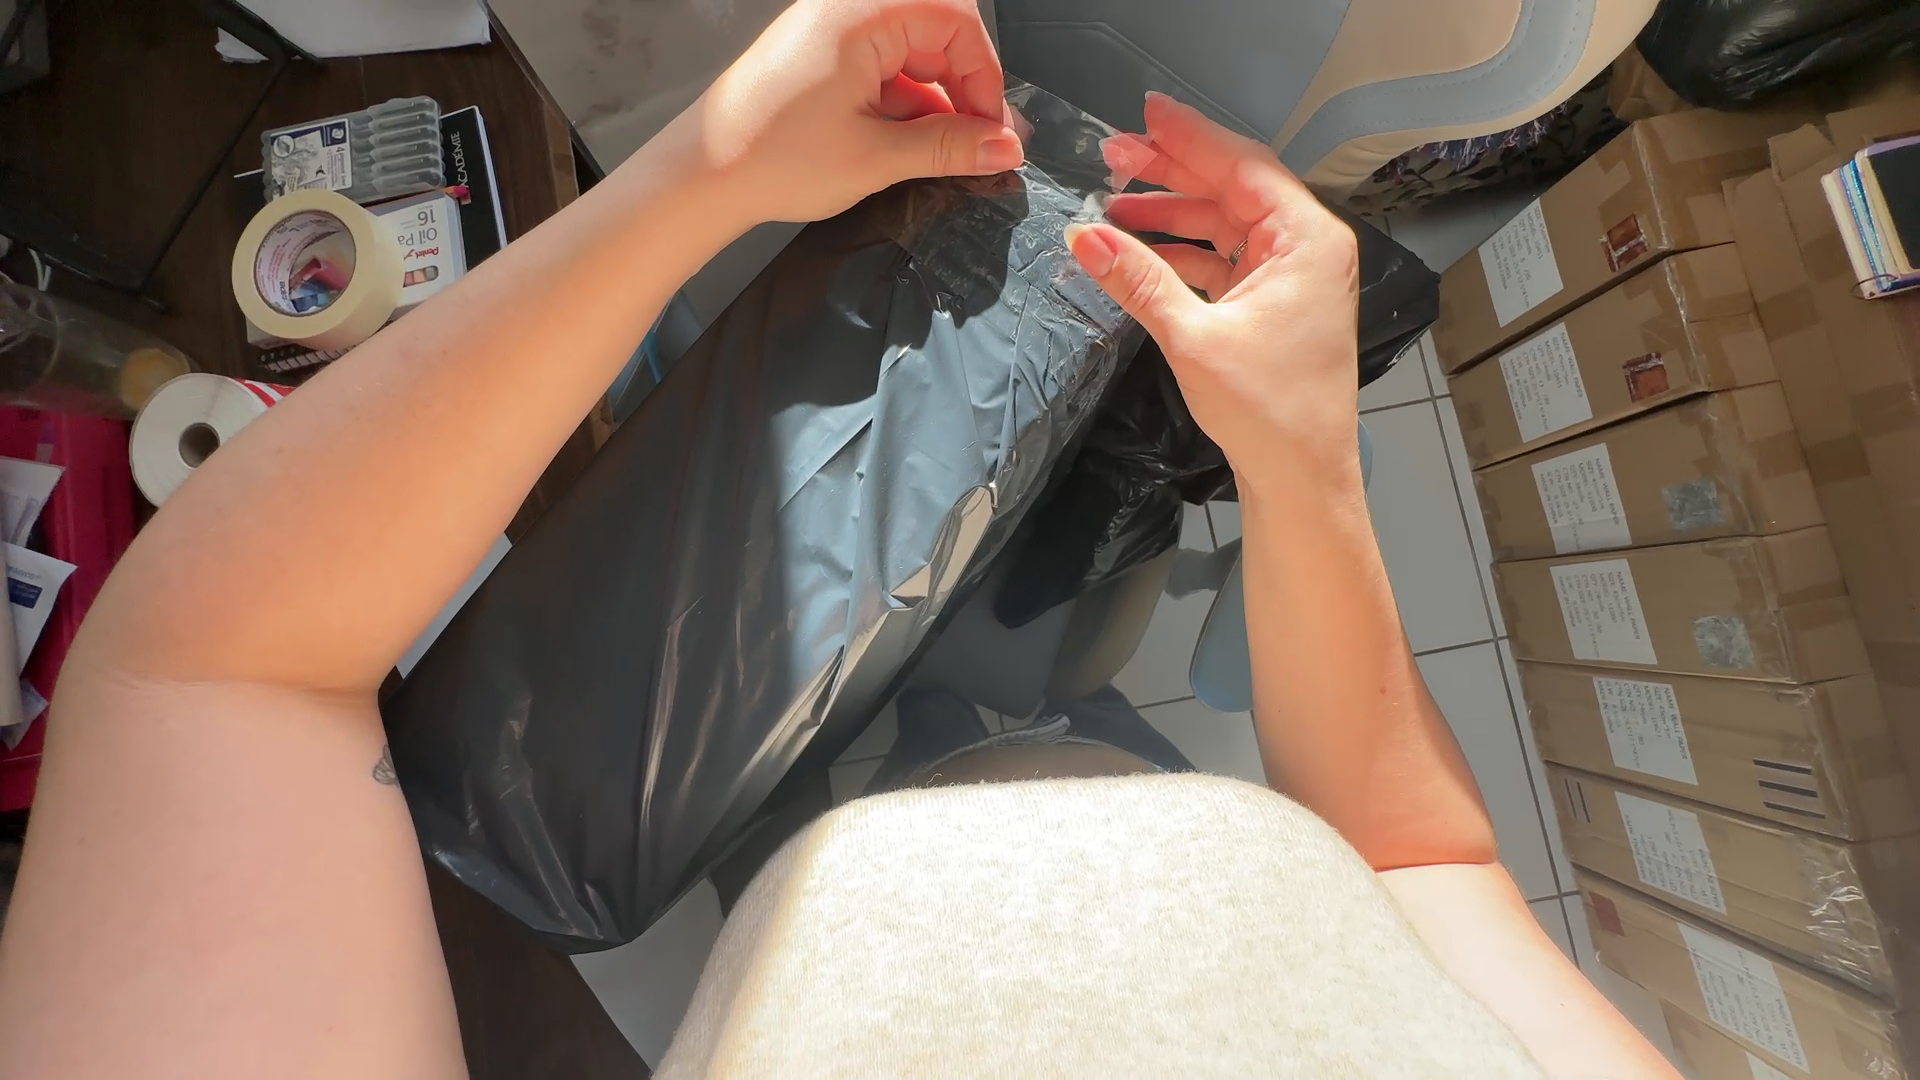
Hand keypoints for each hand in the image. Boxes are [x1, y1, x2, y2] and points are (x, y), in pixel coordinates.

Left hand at [697, 0, 1023, 224]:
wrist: (708, 174)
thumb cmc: (771, 157)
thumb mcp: (875, 158)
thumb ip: (947, 148)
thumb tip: (1003, 145)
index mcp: (861, 12)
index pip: (957, 22)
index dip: (985, 80)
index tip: (994, 132)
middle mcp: (848, 9)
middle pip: (938, 34)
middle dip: (965, 91)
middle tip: (977, 145)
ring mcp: (836, 33)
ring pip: (915, 57)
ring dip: (937, 106)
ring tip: (941, 156)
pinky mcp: (828, 60)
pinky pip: (887, 73)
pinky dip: (907, 108)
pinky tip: (910, 146)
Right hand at [1065, 94, 1360, 489]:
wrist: (1299, 473)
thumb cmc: (1266, 409)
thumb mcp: (1193, 338)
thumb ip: (1138, 281)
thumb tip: (1083, 238)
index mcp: (1304, 239)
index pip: (1240, 166)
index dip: (1187, 138)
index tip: (1144, 114)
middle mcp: (1304, 247)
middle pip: (1231, 190)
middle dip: (1170, 175)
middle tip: (1113, 158)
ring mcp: (1288, 276)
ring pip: (1223, 227)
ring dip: (1171, 220)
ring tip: (1114, 211)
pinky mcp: (1271, 305)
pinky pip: (1222, 263)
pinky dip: (1183, 258)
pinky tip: (1142, 256)